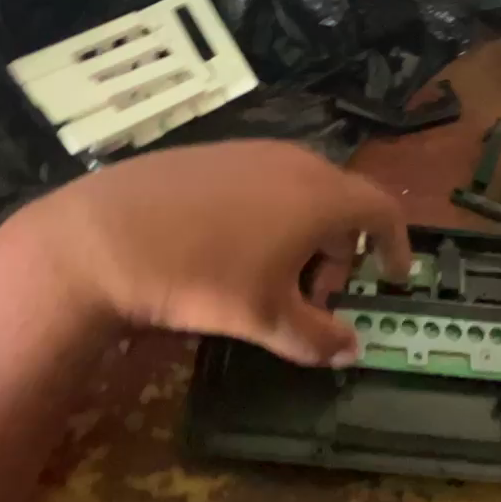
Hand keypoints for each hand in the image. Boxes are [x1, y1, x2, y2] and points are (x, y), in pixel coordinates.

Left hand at [5, 140, 410, 366]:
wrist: (104, 235)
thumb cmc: (203, 277)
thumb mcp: (265, 319)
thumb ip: (318, 338)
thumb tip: (351, 351)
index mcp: (320, 195)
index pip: (382, 209)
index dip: (396, 244)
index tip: (393, 275)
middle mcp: (293, 161)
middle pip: (340, 202)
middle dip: (340, 250)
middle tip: (316, 295)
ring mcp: (249, 150)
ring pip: (299, 189)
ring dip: (303, 232)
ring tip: (270, 274)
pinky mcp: (212, 152)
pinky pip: (261, 181)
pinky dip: (268, 213)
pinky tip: (228, 247)